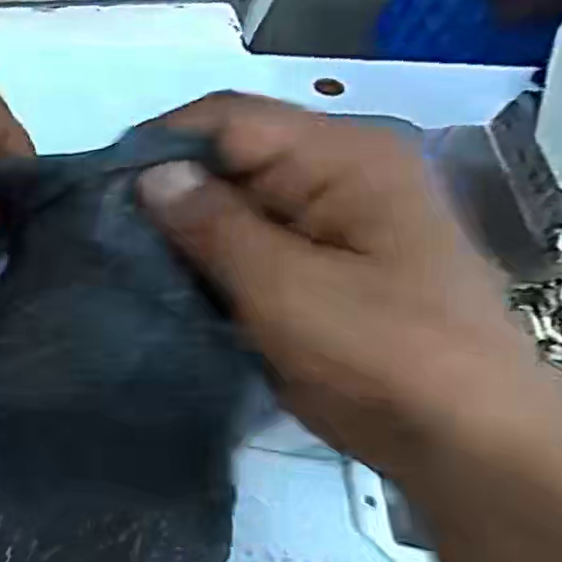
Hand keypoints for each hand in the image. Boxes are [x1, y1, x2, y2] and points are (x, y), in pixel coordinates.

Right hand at [135, 93, 561, 477]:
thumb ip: (216, 228)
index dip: (160, 145)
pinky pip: (250, 252)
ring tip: (126, 265)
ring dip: (184, 235)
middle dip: (167, 194)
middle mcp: (336, 176)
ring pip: (236, 210)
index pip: (229, 121)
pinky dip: (209, 267)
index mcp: (342, 157)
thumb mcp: (289, 290)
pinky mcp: (319, 271)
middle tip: (105, 238)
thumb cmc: (383, 357)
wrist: (462, 439)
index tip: (99, 191)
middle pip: (232, 161)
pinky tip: (169, 290)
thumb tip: (149, 175)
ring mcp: (330, 226)